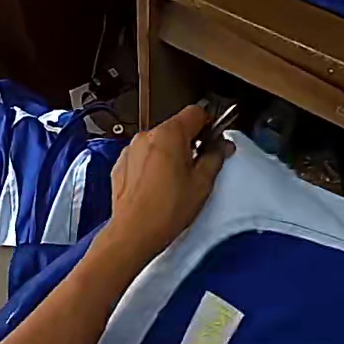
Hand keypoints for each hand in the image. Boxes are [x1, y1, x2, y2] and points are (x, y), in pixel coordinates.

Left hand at [97, 105, 230, 266]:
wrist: (134, 232)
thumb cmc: (165, 210)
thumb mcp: (203, 183)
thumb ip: (215, 157)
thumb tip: (221, 146)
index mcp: (170, 134)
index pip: (196, 112)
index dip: (209, 124)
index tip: (215, 139)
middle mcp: (147, 136)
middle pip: (177, 128)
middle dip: (191, 143)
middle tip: (200, 167)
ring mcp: (132, 150)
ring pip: (160, 143)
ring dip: (171, 155)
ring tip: (179, 182)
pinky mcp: (122, 165)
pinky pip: (144, 157)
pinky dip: (154, 166)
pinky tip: (161, 188)